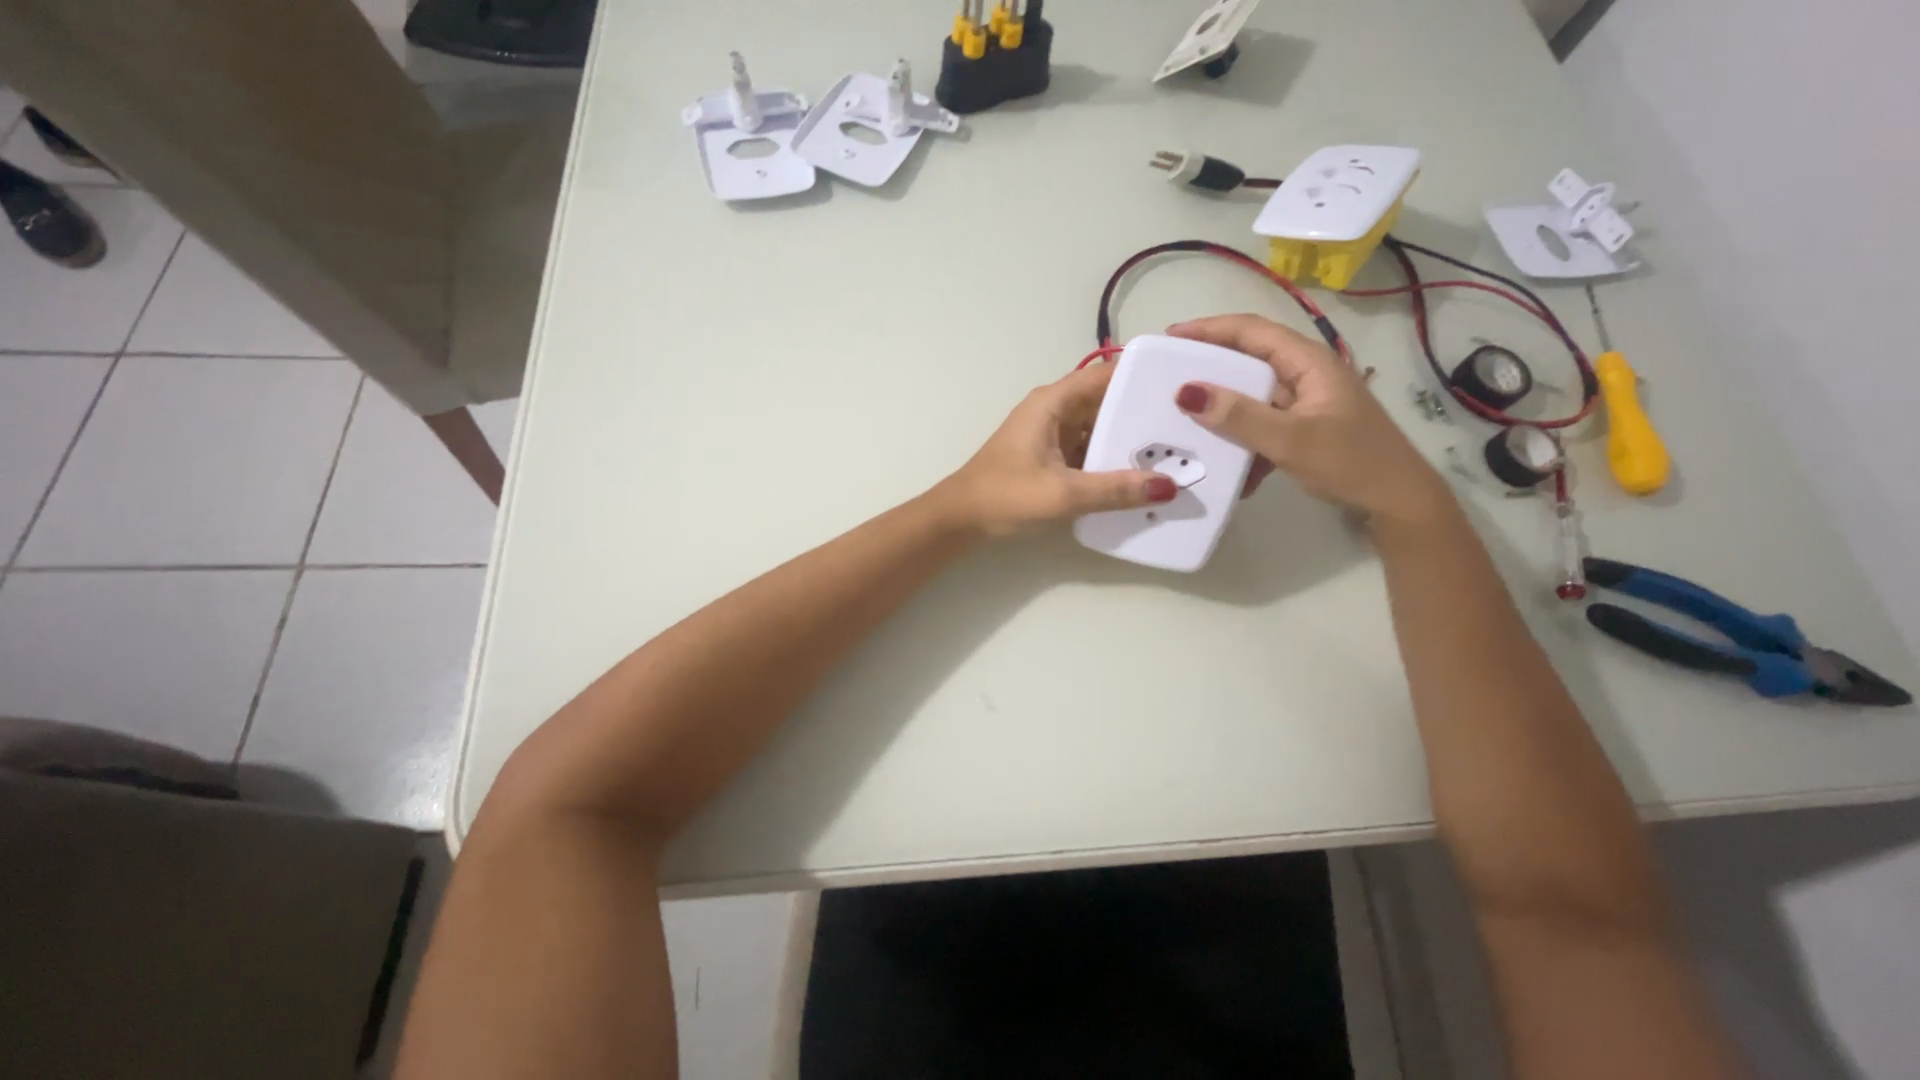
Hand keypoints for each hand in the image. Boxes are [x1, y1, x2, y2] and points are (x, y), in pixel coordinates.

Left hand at [935, 364, 1176, 536]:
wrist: (960, 520)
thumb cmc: (1005, 497)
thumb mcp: (1064, 494)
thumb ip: (1116, 490)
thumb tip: (1170, 487)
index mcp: (1053, 402)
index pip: (1106, 375)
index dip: (1143, 375)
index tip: (1183, 383)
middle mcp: (1055, 410)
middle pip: (1108, 401)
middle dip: (1145, 412)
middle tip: (1191, 424)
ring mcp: (1053, 434)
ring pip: (1101, 427)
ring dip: (1130, 438)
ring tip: (1179, 448)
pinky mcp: (1052, 457)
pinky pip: (1091, 449)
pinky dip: (1113, 458)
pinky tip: (1143, 474)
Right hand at [1168, 315, 1450, 525]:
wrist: (1398, 503)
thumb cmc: (1350, 463)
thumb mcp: (1289, 440)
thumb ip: (1238, 416)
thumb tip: (1186, 392)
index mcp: (1309, 361)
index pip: (1251, 330)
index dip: (1209, 329)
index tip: (1170, 336)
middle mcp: (1308, 374)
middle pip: (1250, 359)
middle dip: (1210, 368)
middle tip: (1169, 378)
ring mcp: (1308, 402)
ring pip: (1254, 395)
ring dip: (1225, 412)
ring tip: (1188, 424)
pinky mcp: (1308, 429)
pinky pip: (1265, 425)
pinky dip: (1245, 442)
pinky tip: (1230, 470)